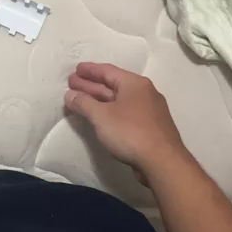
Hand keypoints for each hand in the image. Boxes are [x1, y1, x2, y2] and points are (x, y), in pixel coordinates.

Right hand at [63, 62, 197, 184]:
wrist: (162, 161)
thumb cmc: (130, 132)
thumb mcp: (101, 116)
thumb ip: (83, 103)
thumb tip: (70, 95)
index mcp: (135, 84)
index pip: (108, 71)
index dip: (90, 70)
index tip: (76, 69)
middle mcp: (144, 93)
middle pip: (113, 85)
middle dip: (91, 85)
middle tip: (72, 83)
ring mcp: (149, 111)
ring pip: (119, 100)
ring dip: (99, 99)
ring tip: (81, 100)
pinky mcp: (150, 127)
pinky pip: (125, 113)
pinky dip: (110, 111)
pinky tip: (100, 117)